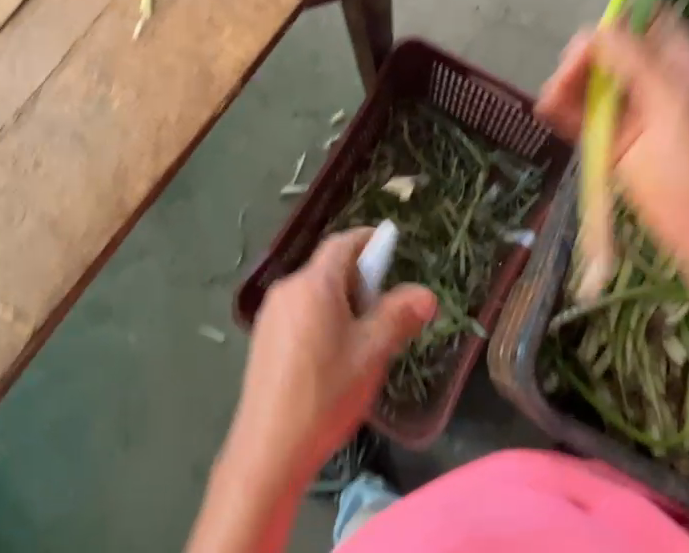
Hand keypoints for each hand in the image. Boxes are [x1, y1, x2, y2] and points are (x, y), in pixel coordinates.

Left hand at [225, 229, 435, 485]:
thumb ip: (399, 316)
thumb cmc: (326, 393)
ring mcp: (270, 314)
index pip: (343, 243)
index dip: (369, 240)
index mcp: (313, 283)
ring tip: (363, 340)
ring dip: (341, 302)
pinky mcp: (262, 339)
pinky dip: (321, 319)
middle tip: (386, 309)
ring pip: (314, 293)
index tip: (392, 246)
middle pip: (328, 269)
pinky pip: (299, 313)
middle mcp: (287, 288)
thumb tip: (426, 294)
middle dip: (359, 280)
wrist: (269, 447)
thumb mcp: (372, 353)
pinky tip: (332, 358)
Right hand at [536, 16, 688, 242]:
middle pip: (605, 46)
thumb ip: (635, 59)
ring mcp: (629, 108)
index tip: (591, 44)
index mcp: (678, 58)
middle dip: (582, 58)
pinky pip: (579, 111)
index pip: (642, 16)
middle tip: (567, 79)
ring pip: (587, 78)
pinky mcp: (610, 137)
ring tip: (551, 102)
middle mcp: (652, 76)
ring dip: (565, 83)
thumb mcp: (672, 100)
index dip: (614, 21)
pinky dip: (561, 107)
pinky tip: (547, 110)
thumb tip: (598, 27)